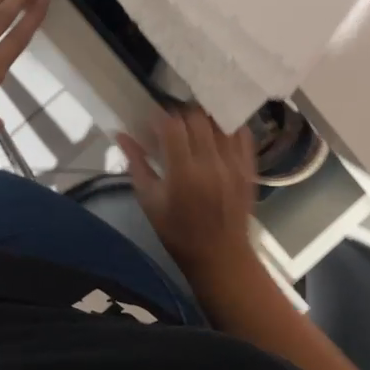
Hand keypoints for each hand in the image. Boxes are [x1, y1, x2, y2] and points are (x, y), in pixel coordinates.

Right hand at [119, 108, 255, 270]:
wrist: (220, 255)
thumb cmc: (177, 231)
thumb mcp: (149, 200)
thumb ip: (136, 163)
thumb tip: (120, 134)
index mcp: (182, 172)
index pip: (172, 126)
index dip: (160, 117)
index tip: (152, 121)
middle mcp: (211, 163)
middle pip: (197, 118)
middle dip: (182, 114)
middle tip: (172, 122)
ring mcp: (234, 165)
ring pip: (220, 123)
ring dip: (204, 119)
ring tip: (193, 125)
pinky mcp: (249, 169)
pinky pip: (242, 135)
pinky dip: (228, 128)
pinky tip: (216, 132)